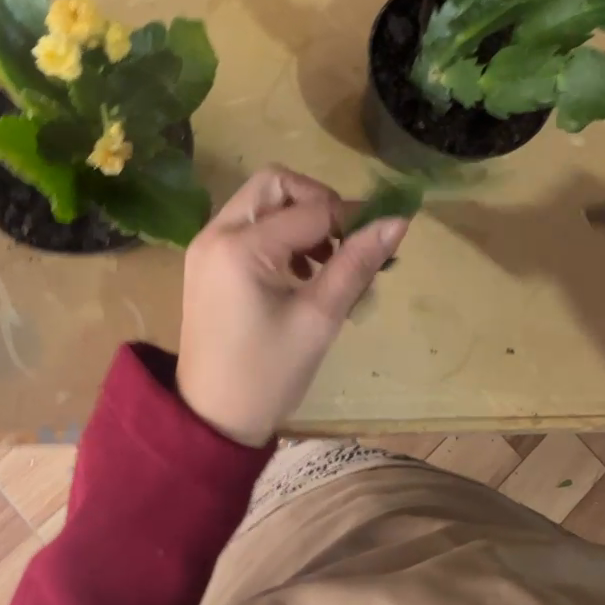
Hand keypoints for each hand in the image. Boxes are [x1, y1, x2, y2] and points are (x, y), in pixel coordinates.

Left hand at [176, 167, 408, 446]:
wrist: (211, 419)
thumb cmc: (267, 375)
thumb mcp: (319, 319)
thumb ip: (356, 264)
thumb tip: (398, 221)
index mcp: (241, 247)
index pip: (311, 208)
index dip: (351, 218)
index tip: (379, 241)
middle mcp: (215, 233)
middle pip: (275, 185)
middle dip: (317, 203)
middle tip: (344, 241)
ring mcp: (206, 247)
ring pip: (261, 203)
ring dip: (299, 218)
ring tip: (326, 264)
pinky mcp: (206, 263)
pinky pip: (247, 227)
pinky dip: (278, 235)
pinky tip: (300, 274)